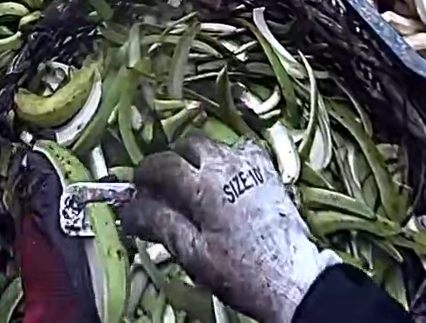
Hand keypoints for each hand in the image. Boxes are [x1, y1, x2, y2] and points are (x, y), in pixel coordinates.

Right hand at [121, 135, 338, 322]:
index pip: (163, 164)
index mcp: (201, 185)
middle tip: (166, 184)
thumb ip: (161, 224)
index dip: (145, 172)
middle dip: (173, 160)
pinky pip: (239, 149)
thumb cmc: (241, 271)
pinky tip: (227, 179)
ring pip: (212, 145)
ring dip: (198, 157)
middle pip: (188, 145)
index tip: (138, 186)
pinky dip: (226, 158)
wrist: (294, 279)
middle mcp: (222, 163)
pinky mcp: (266, 167)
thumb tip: (131, 209)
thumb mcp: (194, 255)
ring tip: (195, 182)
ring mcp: (247, 161)